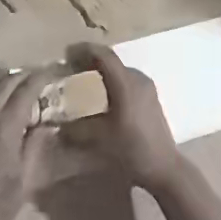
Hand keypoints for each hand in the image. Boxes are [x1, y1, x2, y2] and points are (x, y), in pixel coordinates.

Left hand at [0, 66, 64, 219]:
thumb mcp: (24, 181)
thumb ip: (35, 146)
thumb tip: (47, 124)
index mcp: (6, 125)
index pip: (27, 89)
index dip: (41, 77)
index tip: (52, 72)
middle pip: (6, 82)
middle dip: (23, 75)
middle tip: (37, 77)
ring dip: (3, 79)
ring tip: (15, 79)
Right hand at [60, 43, 182, 189]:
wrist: (164, 168)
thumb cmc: (132, 150)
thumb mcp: (100, 139)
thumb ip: (76, 128)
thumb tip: (56, 124)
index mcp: (127, 83)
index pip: (105, 56)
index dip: (85, 50)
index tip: (67, 53)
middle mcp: (138, 79)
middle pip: (112, 61)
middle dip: (91, 61)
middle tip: (71, 67)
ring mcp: (147, 88)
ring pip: (120, 70)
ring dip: (102, 71)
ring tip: (84, 79)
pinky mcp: (151, 98)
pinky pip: (128, 80)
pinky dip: (112, 80)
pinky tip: (103, 95)